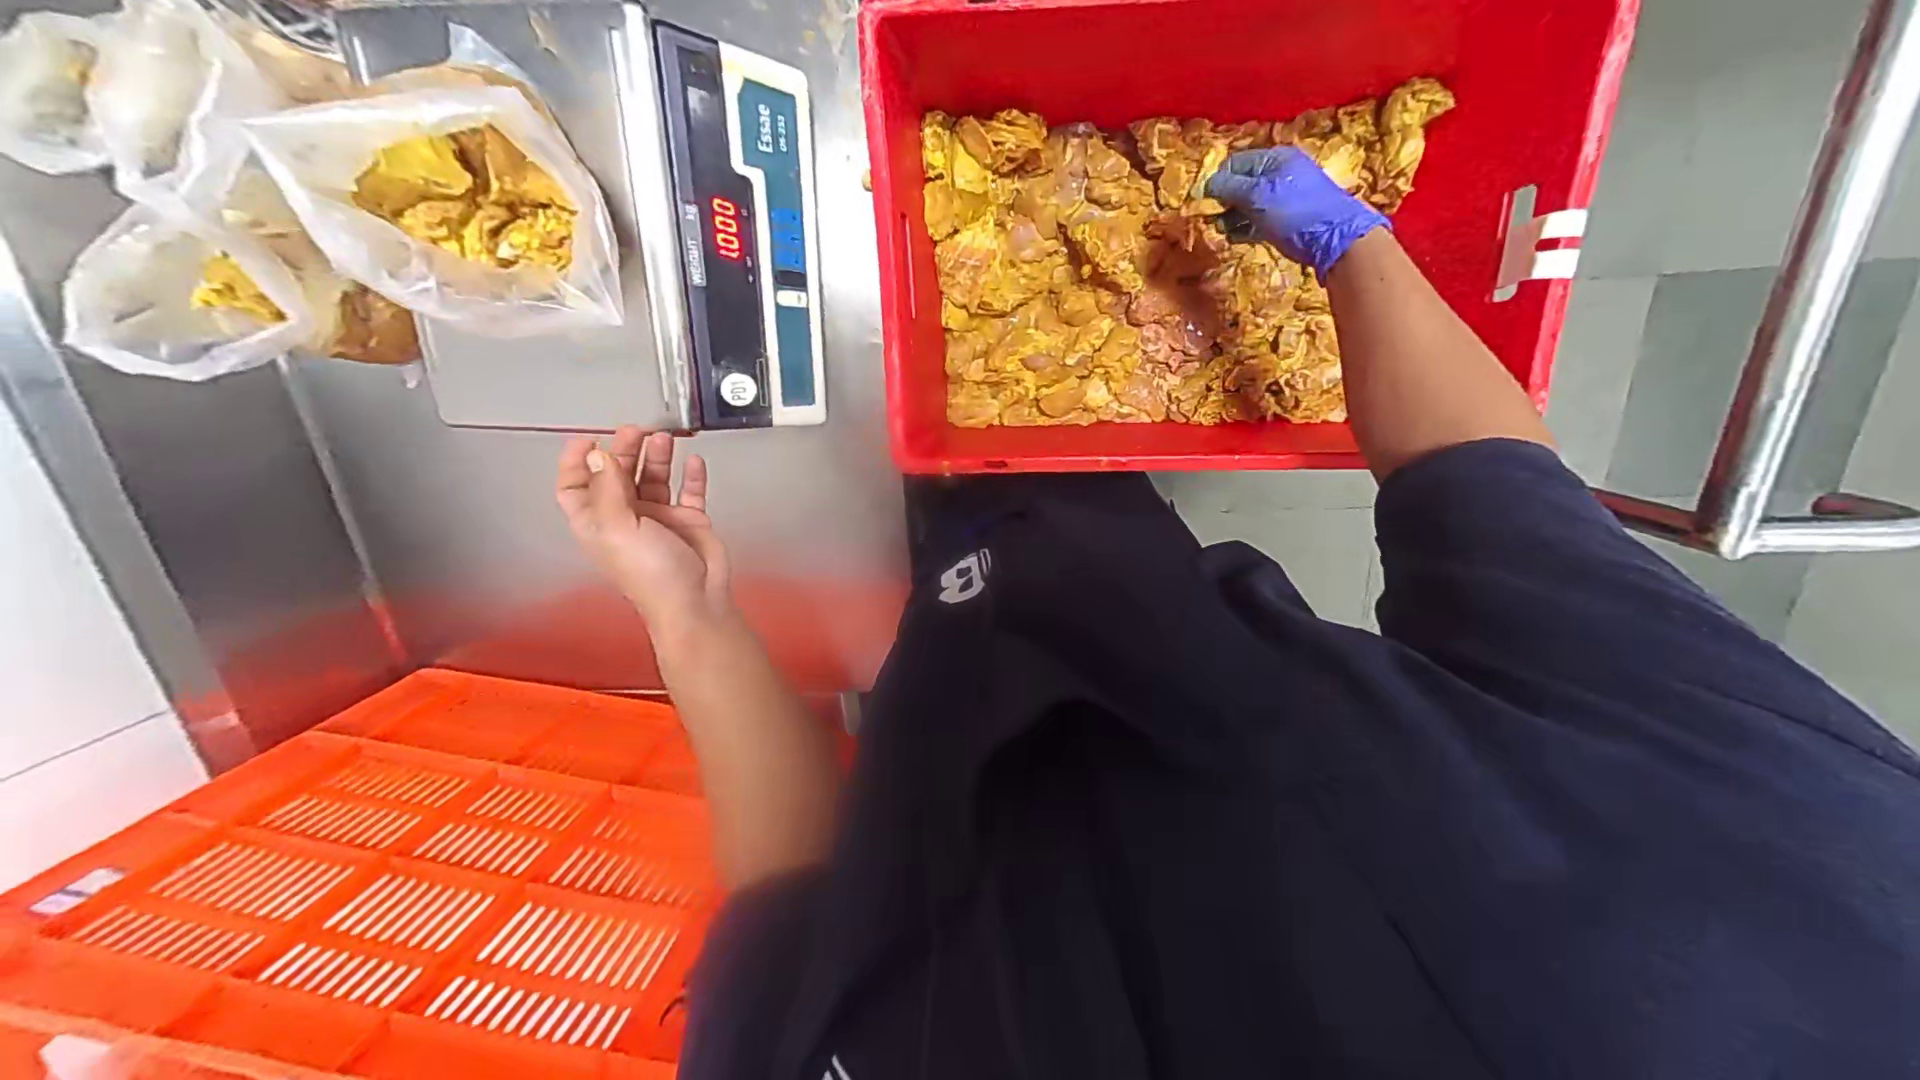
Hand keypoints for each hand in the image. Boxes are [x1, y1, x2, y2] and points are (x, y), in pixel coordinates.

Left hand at [556, 426, 728, 629]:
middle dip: (624, 450)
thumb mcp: (618, 528)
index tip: (587, 438)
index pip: (576, 487)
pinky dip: (691, 475)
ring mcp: (660, 518)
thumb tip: (598, 455)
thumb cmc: (652, 575)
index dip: (576, 462)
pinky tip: (693, 461)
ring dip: (657, 457)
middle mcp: (627, 517)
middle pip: (618, 474)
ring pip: (654, 477)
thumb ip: (607, 488)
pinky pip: (689, 491)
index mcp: (598, 523)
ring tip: (664, 439)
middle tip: (636, 431)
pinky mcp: (690, 521)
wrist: (696, 600)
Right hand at [1206, 146, 1388, 278]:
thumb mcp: (1258, 195)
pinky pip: (1256, 220)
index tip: (1204, 201)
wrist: (1331, 239)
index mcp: (1274, 158)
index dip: (1217, 180)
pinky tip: (1236, 237)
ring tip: (1224, 230)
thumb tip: (1205, 185)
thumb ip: (1229, 188)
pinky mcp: (1283, 219)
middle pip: (1240, 184)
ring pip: (1246, 204)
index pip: (1235, 163)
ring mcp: (1282, 197)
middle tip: (1213, 218)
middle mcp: (1277, 174)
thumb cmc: (1293, 211)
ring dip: (1231, 217)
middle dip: (1224, 201)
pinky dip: (1244, 227)